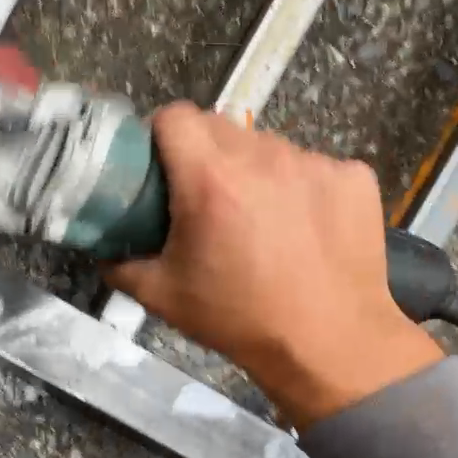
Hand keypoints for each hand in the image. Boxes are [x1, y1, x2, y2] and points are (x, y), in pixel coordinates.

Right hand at [105, 103, 441, 427]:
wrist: (327, 340)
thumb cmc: (234, 317)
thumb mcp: (158, 295)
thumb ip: (120, 264)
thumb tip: (104, 251)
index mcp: (210, 182)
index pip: (175, 117)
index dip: (156, 134)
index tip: (152, 162)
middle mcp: (265, 159)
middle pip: (218, 126)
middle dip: (198, 153)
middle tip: (192, 196)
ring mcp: (316, 164)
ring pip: (264, 146)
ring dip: (246, 169)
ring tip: (247, 216)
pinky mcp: (353, 176)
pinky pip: (309, 165)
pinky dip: (292, 186)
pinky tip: (292, 226)